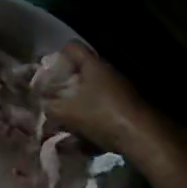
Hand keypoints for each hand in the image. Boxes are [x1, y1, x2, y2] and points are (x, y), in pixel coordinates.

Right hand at [45, 43, 164, 158]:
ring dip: (76, 102)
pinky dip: (90, 116)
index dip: (57, 55)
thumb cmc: (102, 116)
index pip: (72, 47)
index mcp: (94, 66)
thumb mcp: (66, 112)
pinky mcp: (127, 108)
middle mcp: (109, 73)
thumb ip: (49, 107)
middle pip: (81, 70)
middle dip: (64, 83)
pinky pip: (102, 106)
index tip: (46, 71)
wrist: (145, 140)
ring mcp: (120, 90)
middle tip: (50, 96)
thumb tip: (42, 105)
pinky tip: (81, 135)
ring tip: (63, 118)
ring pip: (91, 90)